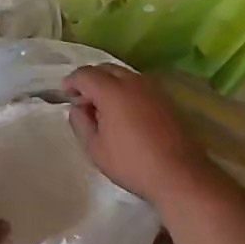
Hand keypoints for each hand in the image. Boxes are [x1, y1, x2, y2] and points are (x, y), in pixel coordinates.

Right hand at [64, 64, 219, 204]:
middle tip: (82, 100)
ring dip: (110, 84)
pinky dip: (127, 91)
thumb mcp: (96, 149)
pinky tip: (125, 113)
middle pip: (106, 69)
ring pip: (125, 75)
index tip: (65, 94)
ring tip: (103, 107)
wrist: (179, 173)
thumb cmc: (132, 163)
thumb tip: (77, 108)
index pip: (85, 74)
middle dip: (90, 80)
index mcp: (113, 90)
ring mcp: (154, 89)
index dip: (71, 82)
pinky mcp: (168, 99)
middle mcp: (134, 82)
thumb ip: (81, 123)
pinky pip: (140, 86)